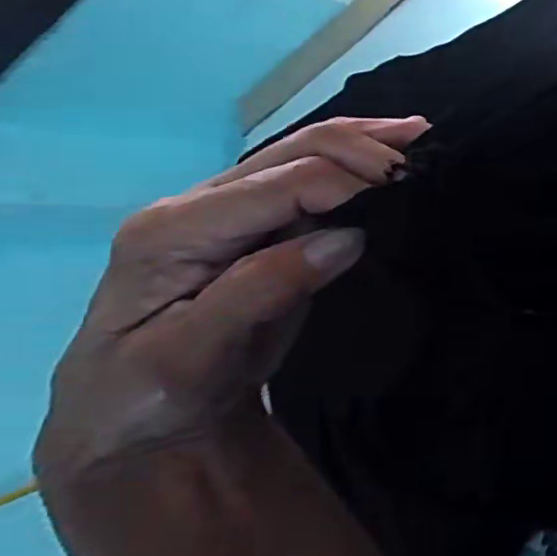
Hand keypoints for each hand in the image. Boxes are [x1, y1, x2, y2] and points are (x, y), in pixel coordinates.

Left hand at [36, 116, 430, 479]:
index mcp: (174, 229)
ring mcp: (226, 206)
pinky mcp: (254, 219)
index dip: (350, 180)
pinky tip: (390, 150)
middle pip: (295, 151)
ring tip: (419, 133)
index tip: (407, 189)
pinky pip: (310, 173)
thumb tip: (346, 238)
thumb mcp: (190, 358)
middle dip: (363, 146)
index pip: (283, 184)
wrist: (131, 422)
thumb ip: (261, 290)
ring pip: (304, 151)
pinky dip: (355, 158)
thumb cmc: (148, 397)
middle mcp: (198, 203)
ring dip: (364, 140)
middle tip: (426, 154)